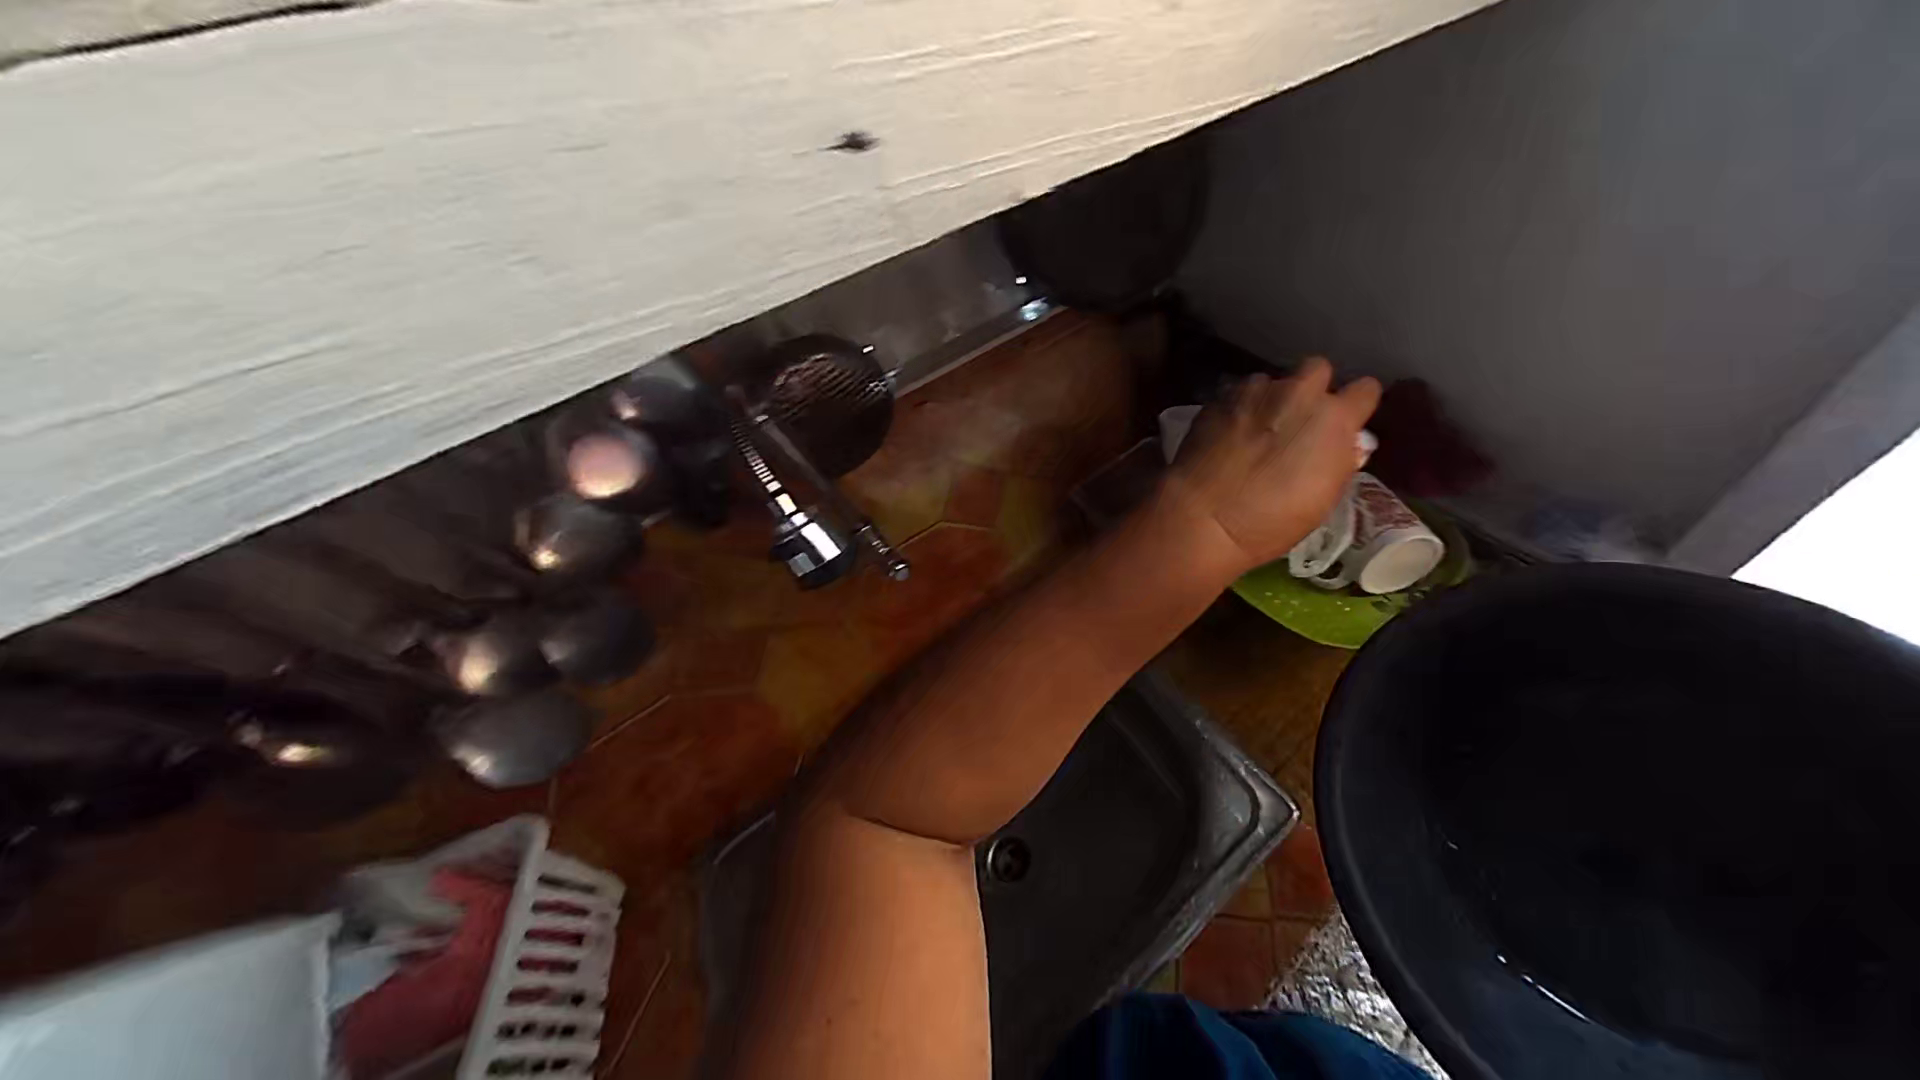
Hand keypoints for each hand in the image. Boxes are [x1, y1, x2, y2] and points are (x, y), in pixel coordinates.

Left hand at [1154, 358, 1380, 575]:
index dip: (1354, 406)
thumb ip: (1339, 459)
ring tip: (1252, 430)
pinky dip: (1235, 410)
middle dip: (1310, 389)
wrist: (1204, 517)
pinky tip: (1224, 434)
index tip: (1344, 423)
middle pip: (1316, 369)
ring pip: (1270, 382)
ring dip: (1267, 400)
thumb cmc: (1272, 520)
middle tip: (1295, 421)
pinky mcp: (1216, 399)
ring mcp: (1253, 392)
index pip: (1365, 390)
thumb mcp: (1324, 497)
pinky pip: (1235, 394)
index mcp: (1334, 417)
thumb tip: (1344, 443)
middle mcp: (1297, 393)